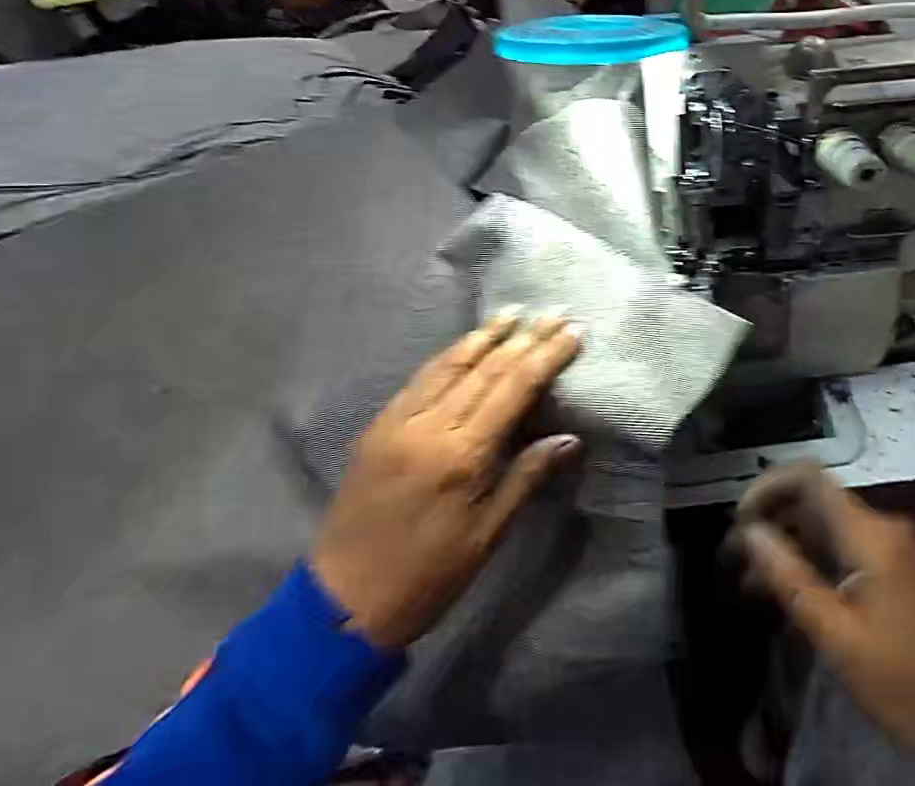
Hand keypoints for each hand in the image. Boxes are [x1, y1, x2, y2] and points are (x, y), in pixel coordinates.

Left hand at [311, 311, 583, 648]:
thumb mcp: (490, 532)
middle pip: (484, 368)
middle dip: (524, 337)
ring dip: (483, 336)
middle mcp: (427, 427)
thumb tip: (569, 439)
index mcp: (460, 454)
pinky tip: (465, 345)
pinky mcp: (376, 430)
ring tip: (512, 313)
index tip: (573, 332)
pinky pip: (419, 380)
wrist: (341, 603)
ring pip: (447, 366)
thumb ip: (527, 476)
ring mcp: (396, 424)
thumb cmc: (429, 573)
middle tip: (554, 312)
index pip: (513, 388)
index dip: (546, 356)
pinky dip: (448, 356)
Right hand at [735, 466, 914, 785]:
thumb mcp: (834, 634)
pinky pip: (839, 543)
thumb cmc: (898, 679)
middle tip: (733, 553)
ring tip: (745, 574)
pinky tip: (779, 584)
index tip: (737, 519)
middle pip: (816, 498)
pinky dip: (807, 556)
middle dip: (772, 517)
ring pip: (824, 522)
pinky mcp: (888, 563)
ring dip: (786, 539)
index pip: (811, 479)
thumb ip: (789, 577)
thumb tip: (748, 534)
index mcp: (871, 534)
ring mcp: (887, 543)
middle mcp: (881, 525)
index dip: (769, 486)